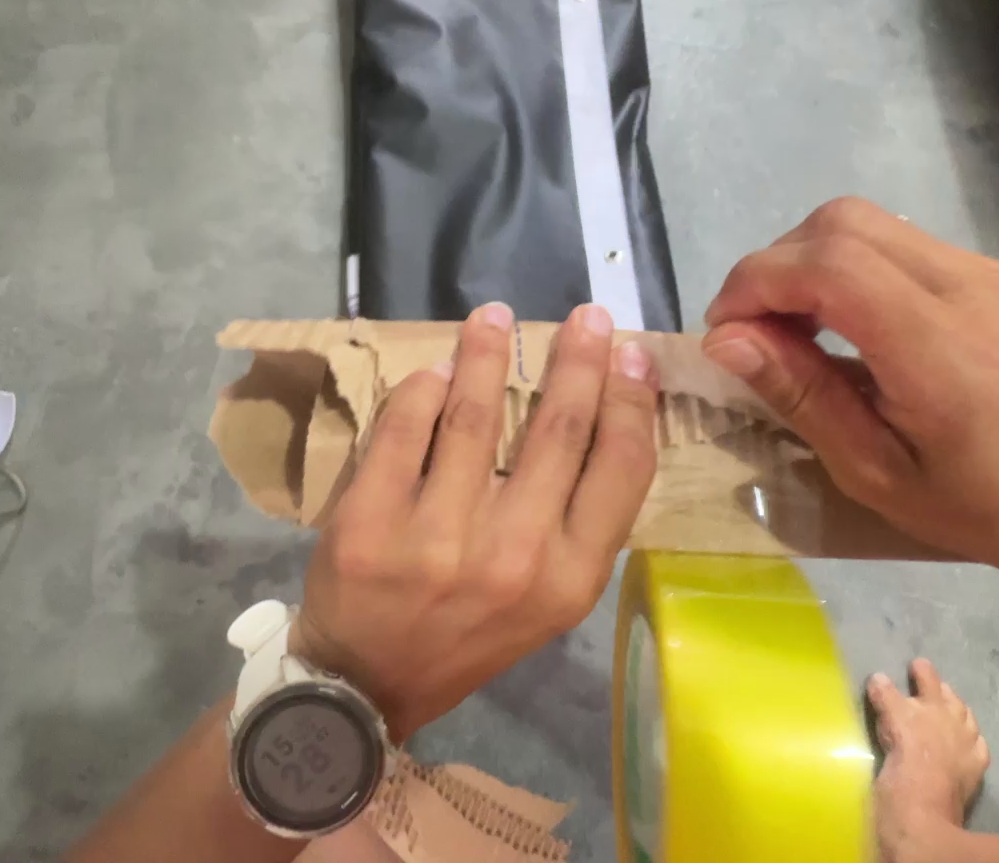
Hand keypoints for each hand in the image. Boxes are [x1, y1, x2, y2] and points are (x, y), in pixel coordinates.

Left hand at [292, 301, 660, 738]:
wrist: (366, 684)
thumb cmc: (468, 633)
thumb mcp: (546, 600)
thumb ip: (576, 522)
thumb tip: (597, 416)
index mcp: (570, 579)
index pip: (622, 469)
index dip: (632, 402)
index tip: (632, 355)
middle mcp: (514, 557)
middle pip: (559, 429)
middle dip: (578, 360)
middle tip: (586, 315)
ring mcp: (437, 539)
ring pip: (475, 415)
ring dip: (488, 353)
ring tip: (493, 317)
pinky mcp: (371, 521)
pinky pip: (405, 426)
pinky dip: (423, 387)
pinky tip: (436, 369)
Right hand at [700, 197, 998, 574]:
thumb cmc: (980, 508)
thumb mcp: (872, 471)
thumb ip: (800, 394)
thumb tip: (724, 339)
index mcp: (945, 354)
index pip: (831, 267)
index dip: (757, 282)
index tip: (724, 331)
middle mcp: (972, 290)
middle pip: (841, 224)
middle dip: (773, 266)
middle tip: (753, 329)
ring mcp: (988, 272)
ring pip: (862, 222)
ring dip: (803, 262)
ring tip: (790, 326)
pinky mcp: (990, 271)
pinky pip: (892, 242)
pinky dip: (840, 267)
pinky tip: (840, 322)